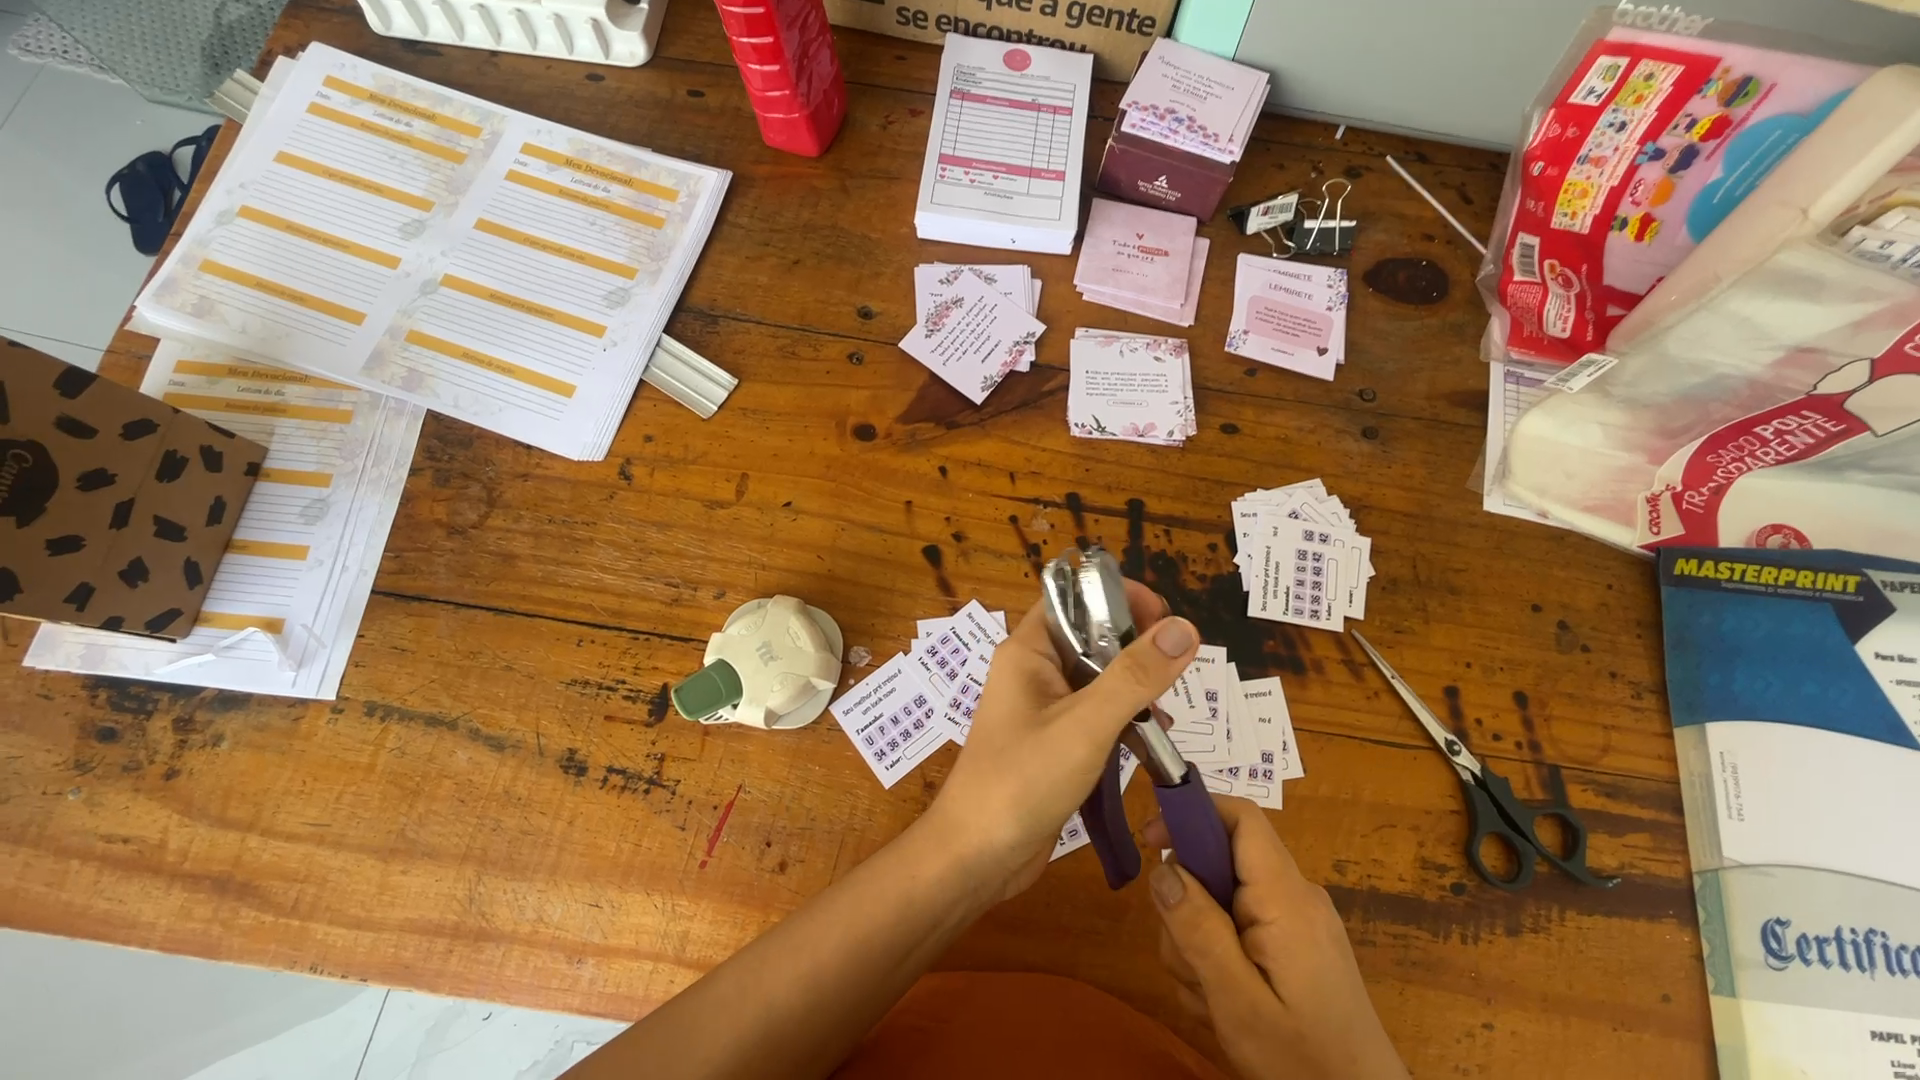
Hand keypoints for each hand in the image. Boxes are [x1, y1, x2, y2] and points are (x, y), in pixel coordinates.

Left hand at [923, 581, 1198, 900]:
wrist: (977, 857)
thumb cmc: (1023, 780)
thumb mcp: (1086, 724)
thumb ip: (1136, 675)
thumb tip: (1184, 626)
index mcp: (1027, 652)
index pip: (1072, 599)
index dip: (1116, 597)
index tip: (1164, 617)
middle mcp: (1033, 673)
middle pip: (1091, 638)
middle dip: (1135, 649)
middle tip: (1174, 673)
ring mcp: (1042, 710)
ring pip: (1098, 680)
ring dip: (1134, 689)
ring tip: (1164, 716)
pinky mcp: (1053, 744)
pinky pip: (1095, 716)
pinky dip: (1123, 721)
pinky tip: (1150, 740)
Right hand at [1144, 797, 1407, 1079]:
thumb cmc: (1302, 1059)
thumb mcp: (1237, 1001)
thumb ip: (1198, 931)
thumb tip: (1163, 869)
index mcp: (1286, 898)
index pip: (1241, 817)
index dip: (1192, 812)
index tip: (1149, 840)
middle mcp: (1295, 898)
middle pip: (1220, 864)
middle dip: (1188, 904)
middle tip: (1186, 962)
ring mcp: (1297, 924)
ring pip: (1222, 901)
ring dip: (1198, 943)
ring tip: (1209, 998)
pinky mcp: (1295, 948)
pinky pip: (1240, 929)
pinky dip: (1218, 959)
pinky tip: (1224, 1004)